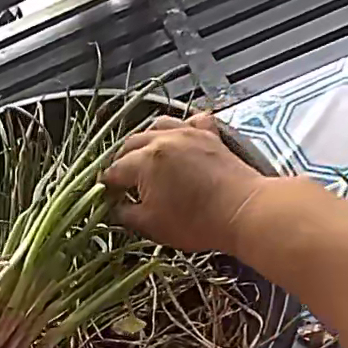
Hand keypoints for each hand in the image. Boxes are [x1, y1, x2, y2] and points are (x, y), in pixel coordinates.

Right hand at [101, 114, 269, 255]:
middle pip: (131, 143)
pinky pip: (189, 121)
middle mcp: (163, 139)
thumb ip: (126, 215)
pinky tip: (178, 138)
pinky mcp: (209, 134)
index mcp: (144, 161)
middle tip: (120, 181)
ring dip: (145, 140)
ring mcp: (188, 132)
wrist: (242, 210)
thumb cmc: (194, 222)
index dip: (106, 187)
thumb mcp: (151, 226)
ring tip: (143, 156)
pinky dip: (180, 128)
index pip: (114, 171)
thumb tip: (114, 209)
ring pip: (157, 125)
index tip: (105, 198)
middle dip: (121, 161)